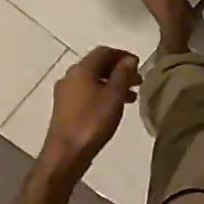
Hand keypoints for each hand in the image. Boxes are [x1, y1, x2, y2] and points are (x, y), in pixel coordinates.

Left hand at [41, 47, 141, 173]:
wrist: (66, 152)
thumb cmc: (93, 121)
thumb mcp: (114, 95)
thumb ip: (123, 74)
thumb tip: (129, 59)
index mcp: (82, 69)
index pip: (104, 51)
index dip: (123, 55)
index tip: (139, 65)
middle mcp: (70, 76)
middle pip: (97, 65)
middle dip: (119, 70)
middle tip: (138, 81)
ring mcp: (65, 92)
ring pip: (93, 79)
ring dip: (112, 83)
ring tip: (130, 97)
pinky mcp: (65, 107)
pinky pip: (87, 92)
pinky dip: (102, 93)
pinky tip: (113, 107)